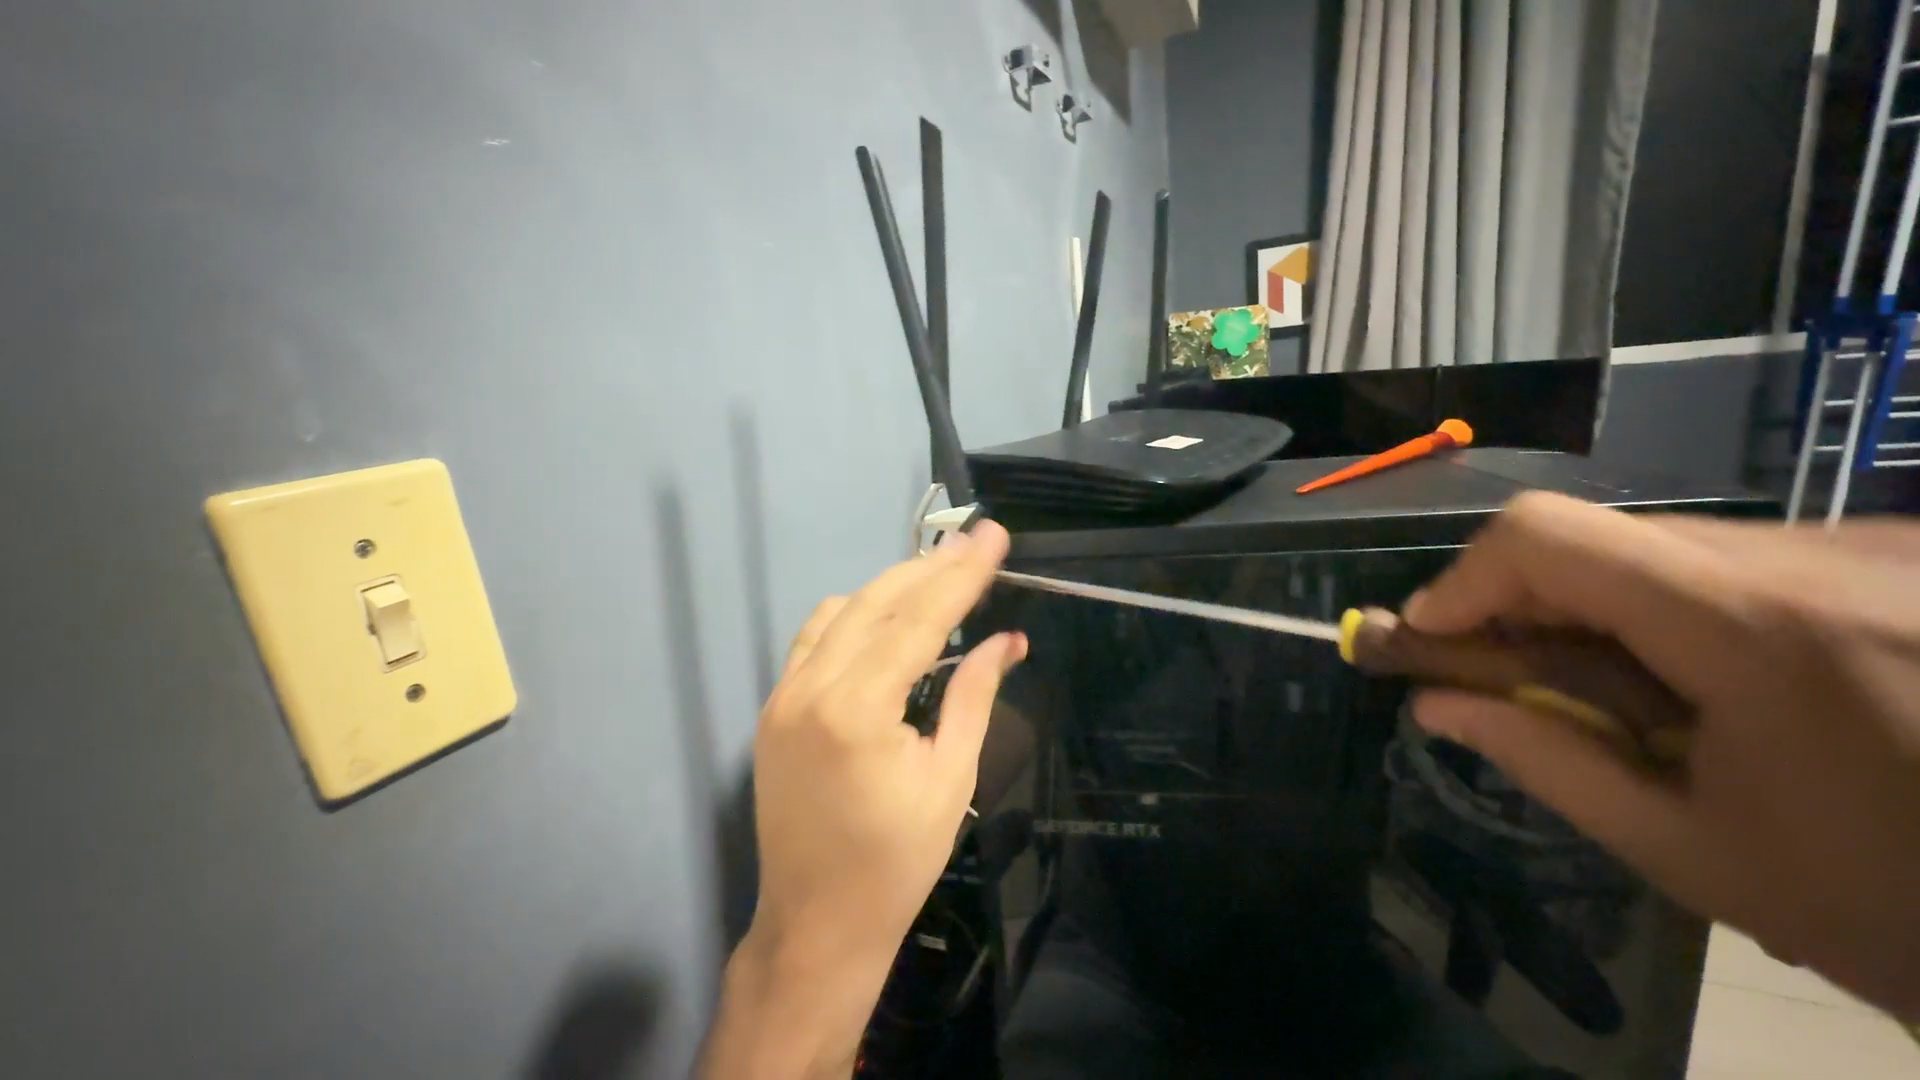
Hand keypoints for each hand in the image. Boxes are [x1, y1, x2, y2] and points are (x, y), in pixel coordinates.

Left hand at [702, 522, 1025, 1078]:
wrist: (818, 923)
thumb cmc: (895, 862)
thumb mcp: (950, 778)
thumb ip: (974, 695)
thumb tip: (1007, 639)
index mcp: (857, 708)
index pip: (918, 618)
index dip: (961, 574)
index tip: (993, 536)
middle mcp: (810, 688)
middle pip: (876, 602)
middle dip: (929, 568)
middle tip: (974, 543)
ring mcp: (783, 696)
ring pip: (839, 612)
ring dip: (890, 589)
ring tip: (939, 579)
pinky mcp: (773, 710)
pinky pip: (812, 641)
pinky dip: (852, 617)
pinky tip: (883, 619)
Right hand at [1403, 493, 1919, 1019]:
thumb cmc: (1887, 906)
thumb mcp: (1685, 849)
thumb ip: (1543, 760)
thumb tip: (1431, 704)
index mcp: (1761, 632)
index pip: (1550, 535)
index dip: (1466, 578)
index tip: (1434, 638)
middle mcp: (1822, 557)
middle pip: (1599, 536)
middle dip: (1525, 601)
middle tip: (1508, 678)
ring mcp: (1876, 545)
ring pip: (1661, 543)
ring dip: (1599, 604)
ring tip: (1618, 692)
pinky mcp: (1900, 553)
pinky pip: (1732, 556)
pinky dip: (1672, 603)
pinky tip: (1710, 679)